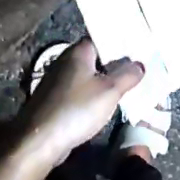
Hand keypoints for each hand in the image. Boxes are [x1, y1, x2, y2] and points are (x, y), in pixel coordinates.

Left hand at [17, 38, 143, 164]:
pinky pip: (79, 92)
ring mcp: (56, 82)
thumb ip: (127, 75)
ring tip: (126, 88)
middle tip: (137, 71)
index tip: (138, 52)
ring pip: (87, 77)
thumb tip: (139, 64)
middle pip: (94, 59)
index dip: (119, 45)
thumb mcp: (110, 91)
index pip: (101, 40)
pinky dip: (92, 96)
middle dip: (114, 65)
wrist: (40, 140)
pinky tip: (105, 105)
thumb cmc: (77, 109)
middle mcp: (64, 62)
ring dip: (104, 82)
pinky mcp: (53, 101)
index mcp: (77, 53)